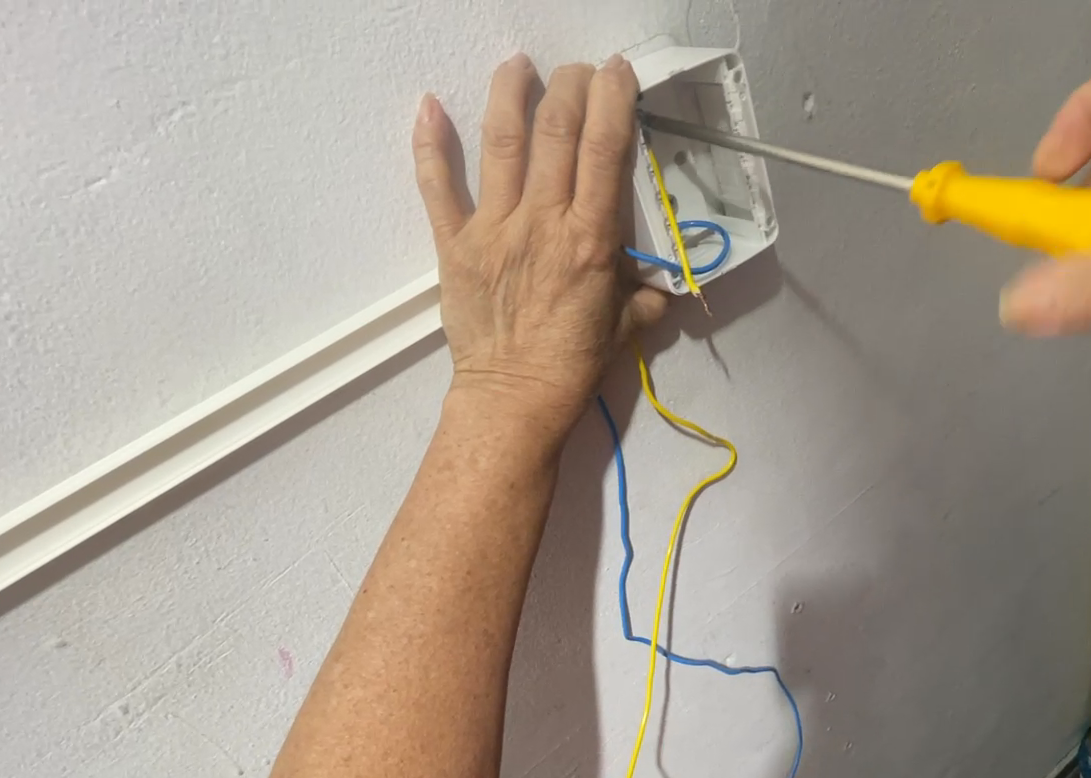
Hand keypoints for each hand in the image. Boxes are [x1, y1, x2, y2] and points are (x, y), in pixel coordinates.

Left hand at [413, 54, 665, 433]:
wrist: (513, 401)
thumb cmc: (571, 369)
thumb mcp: (620, 332)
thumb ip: (642, 302)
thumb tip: (660, 292)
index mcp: (590, 243)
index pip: (605, 152)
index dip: (613, 101)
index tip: (619, 72)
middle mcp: (542, 223)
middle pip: (557, 132)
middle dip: (572, 86)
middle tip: (579, 71)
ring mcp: (494, 229)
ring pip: (502, 142)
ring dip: (511, 92)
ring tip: (519, 63)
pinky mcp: (454, 245)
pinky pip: (438, 186)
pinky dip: (430, 144)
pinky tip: (430, 105)